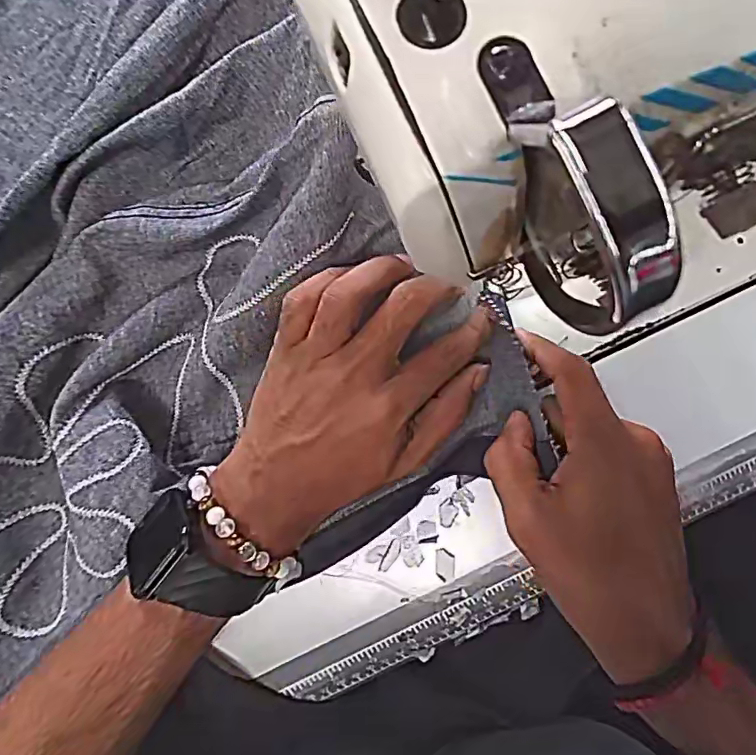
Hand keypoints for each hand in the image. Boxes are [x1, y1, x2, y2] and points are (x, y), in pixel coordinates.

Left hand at [210, 255, 491, 557]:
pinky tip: (349, 277)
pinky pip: (302, 300)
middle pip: (400, 308)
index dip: (471, 330)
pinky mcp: (286, 349)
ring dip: (381, 270)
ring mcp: (315, 358)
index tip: (480, 319)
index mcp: (386, 407)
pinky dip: (327, 278)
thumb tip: (475, 376)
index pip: (443, 354)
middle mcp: (352, 375)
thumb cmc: (338, 477)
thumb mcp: (405, 462)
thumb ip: (446, 417)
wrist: (275, 487)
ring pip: (348, 293)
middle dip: (433, 288)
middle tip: (443, 288)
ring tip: (402, 268)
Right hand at [485, 332, 692, 684]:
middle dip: (542, 419)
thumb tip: (511, 428)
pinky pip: (612, 449)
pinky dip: (586, 459)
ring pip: (593, 429)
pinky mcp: (657, 478)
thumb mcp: (527, 519)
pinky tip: (573, 501)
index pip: (573, 373)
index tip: (523, 341)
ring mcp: (651, 461)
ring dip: (565, 444)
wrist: (648, 625)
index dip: (543, 350)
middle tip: (518, 450)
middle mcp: (635, 444)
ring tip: (550, 494)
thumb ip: (509, 458)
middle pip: (578, 405)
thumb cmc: (598, 582)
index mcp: (604, 444)